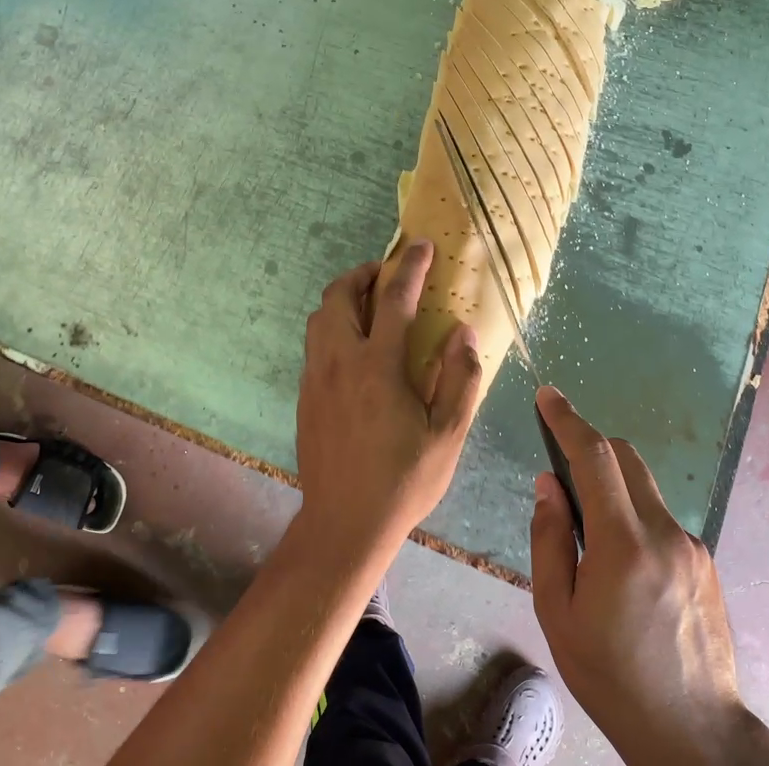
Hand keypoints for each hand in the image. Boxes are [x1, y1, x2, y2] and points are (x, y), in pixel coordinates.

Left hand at [295, 241, 481, 543]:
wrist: (343, 523)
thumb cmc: (403, 481)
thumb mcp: (447, 436)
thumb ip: (459, 379)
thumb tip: (463, 332)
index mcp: (377, 368)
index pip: (394, 299)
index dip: (410, 267)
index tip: (422, 245)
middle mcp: (339, 362)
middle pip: (340, 296)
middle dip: (364, 273)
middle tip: (390, 272)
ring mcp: (315, 378)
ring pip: (320, 316)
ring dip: (344, 297)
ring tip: (372, 302)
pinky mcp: (304, 395)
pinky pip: (314, 342)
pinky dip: (333, 324)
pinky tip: (355, 344)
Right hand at [530, 389, 768, 765]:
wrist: (692, 730)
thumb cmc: (609, 674)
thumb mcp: (557, 613)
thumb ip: (550, 540)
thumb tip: (549, 484)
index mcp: (623, 545)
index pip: (596, 458)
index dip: (569, 421)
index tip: (549, 396)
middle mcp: (666, 534)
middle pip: (627, 460)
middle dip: (592, 447)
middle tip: (562, 467)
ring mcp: (693, 547)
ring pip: (646, 490)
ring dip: (614, 490)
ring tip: (592, 543)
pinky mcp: (706, 563)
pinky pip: (662, 520)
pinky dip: (635, 519)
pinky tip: (625, 569)